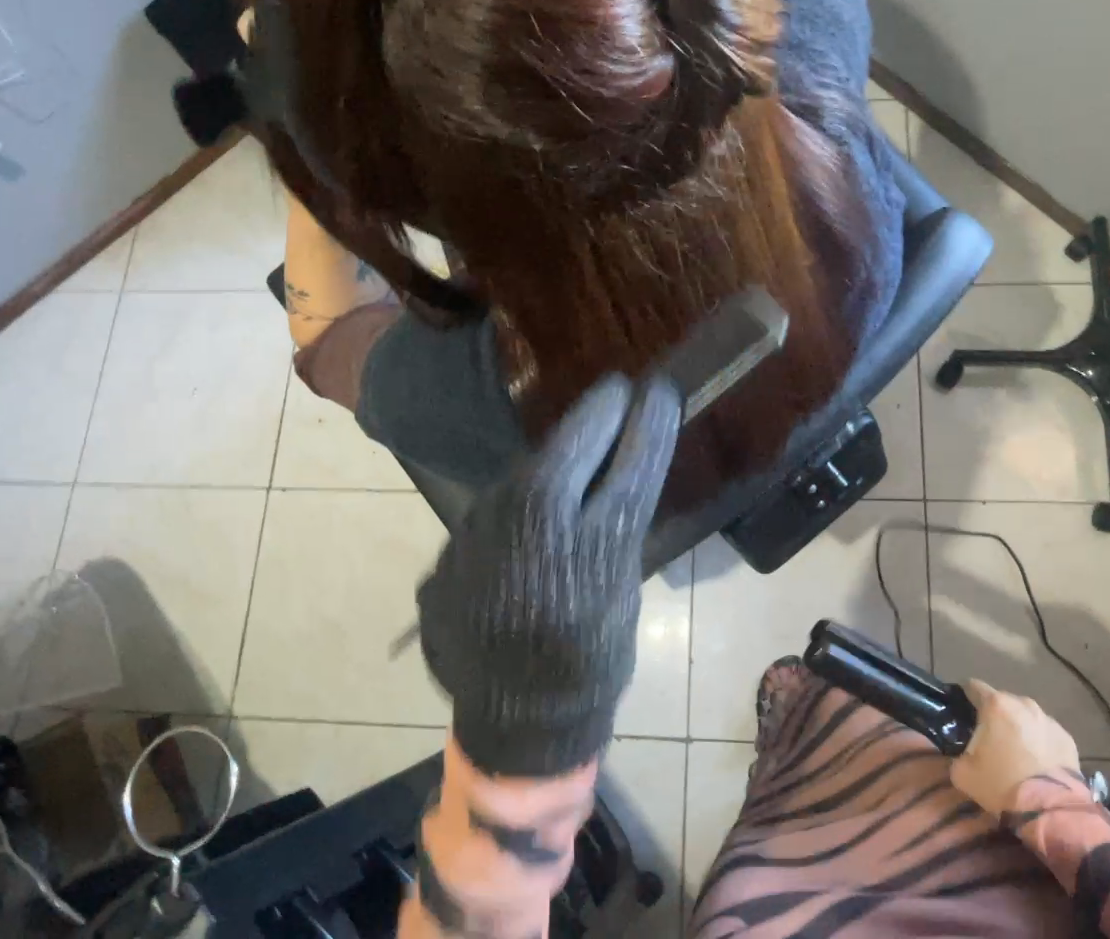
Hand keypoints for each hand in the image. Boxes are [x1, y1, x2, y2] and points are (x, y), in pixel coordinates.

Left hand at [418, 374, 680, 776]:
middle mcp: (535, 528)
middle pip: (573, 444)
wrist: (518, 720)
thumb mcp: (622, 590)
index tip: (659, 390)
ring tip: (575, 447)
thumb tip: (616, 470)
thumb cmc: (592, 662)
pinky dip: (519, 501)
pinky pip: (494, 508)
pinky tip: (529, 511)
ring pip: (527, 471)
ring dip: (556, 455)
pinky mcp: (449, 551)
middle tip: (618, 390)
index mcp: (596, 546)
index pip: (632, 459)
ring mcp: (483, 535)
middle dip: (602, 412)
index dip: (649, 419)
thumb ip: (616, 527)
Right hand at [949, 679, 1081, 815]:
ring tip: (1016, 753)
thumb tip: (962, 753)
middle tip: (988, 740)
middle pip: (1002, 701)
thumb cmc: (1002, 785)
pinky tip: (1037, 764)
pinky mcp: (1068, 738)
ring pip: (1026, 716)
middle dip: (993, 716)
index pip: (973, 686)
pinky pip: (1045, 733)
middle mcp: (1024, 704)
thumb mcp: (962, 773)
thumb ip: (958, 754)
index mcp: (996, 705)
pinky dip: (1039, 742)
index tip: (961, 715)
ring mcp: (1049, 720)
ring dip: (1018, 728)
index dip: (964, 698)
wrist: (1050, 810)